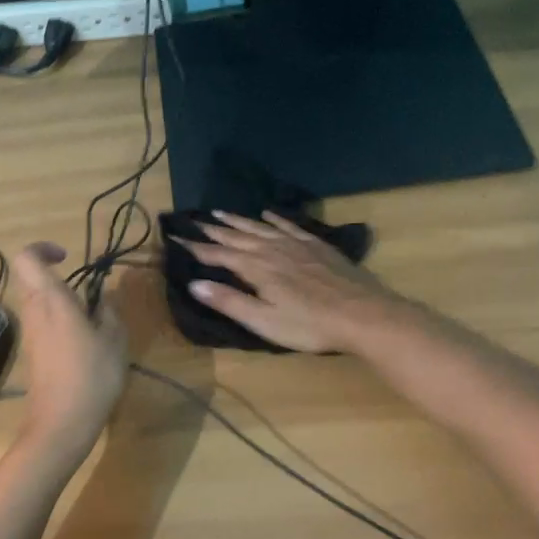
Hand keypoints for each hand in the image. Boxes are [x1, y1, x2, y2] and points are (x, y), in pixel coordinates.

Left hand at [10, 243, 127, 440]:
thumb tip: (102, 298)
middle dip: (54, 274)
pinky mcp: (31, 353)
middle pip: (29, 278)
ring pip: (35, 301)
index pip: (27, 258)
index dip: (43, 249)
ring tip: (91, 317)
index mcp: (51, 300)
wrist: (61, 423)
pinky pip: (40, 322)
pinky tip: (83, 340)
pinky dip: (58, 320)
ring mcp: (29, 333)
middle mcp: (33, 311)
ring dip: (58, 299)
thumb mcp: (114, 339)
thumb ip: (108, 311)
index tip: (68, 257)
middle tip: (85, 289)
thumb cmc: (92, 376)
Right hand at [174, 211, 408, 353]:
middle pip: (237, 237)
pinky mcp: (317, 246)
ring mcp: (296, 245)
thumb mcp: (264, 321)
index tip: (175, 238)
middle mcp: (272, 249)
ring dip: (238, 221)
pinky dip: (275, 219)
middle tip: (192, 221)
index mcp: (256, 268)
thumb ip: (229, 302)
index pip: (218, 255)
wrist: (363, 314)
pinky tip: (268, 213)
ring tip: (219, 213)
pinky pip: (289, 226)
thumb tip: (194, 284)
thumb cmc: (309, 325)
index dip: (195, 248)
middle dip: (213, 230)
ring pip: (260, 228)